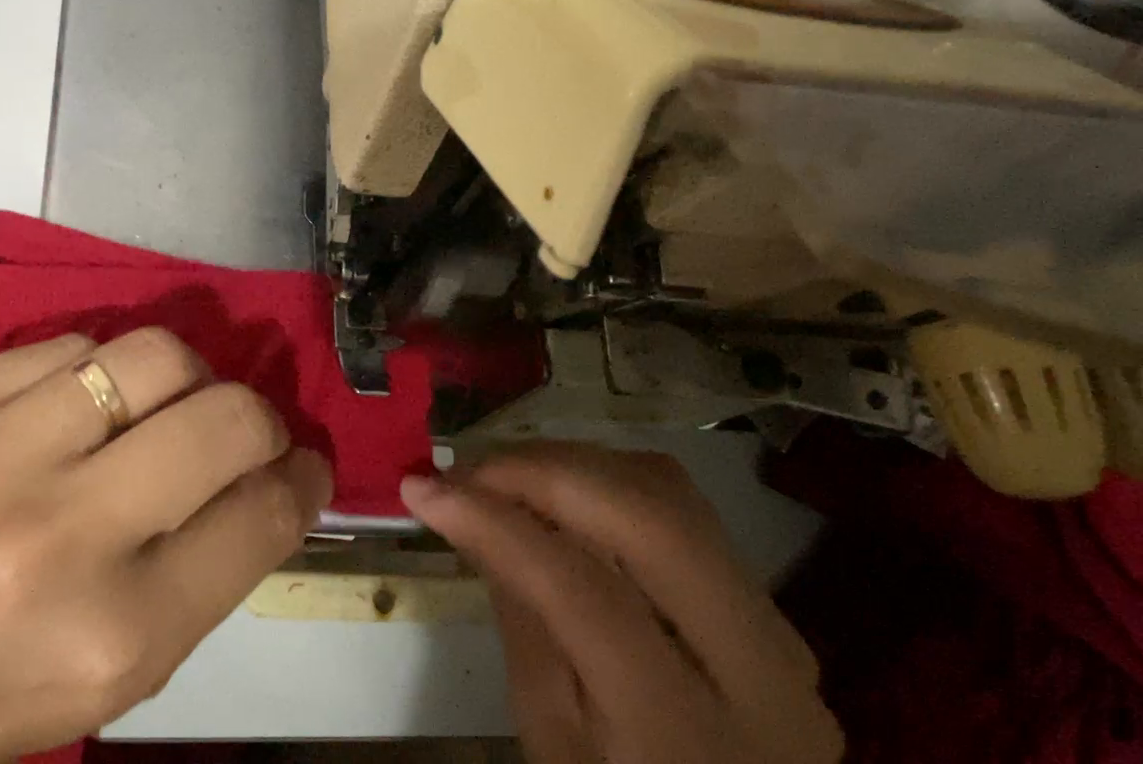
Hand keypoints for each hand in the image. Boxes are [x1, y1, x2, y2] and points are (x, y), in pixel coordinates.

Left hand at [0, 329, 331, 763]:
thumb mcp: (110, 683)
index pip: (261, 516)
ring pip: (152, 353)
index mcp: (115, 633)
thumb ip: (200, 579)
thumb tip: (267, 479)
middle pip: (225, 417)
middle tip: (239, 434)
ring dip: (183, 379)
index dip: (302, 480)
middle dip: (259, 420)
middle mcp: (57, 534)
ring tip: (158, 410)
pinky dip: (97, 371)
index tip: (302, 466)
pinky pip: (66, 344)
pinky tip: (77, 407)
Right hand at [400, 442, 841, 763]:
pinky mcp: (768, 603)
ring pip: (673, 494)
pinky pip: (684, 511)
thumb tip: (471, 516)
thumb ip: (522, 624)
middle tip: (467, 469)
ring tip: (504, 475)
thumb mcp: (552, 740)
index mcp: (684, 730)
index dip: (496, 525)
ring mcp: (778, 626)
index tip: (423, 488)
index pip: (583, 592)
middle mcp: (758, 666)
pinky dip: (609, 484)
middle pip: (650, 515)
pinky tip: (556, 493)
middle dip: (544, 470)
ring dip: (576, 465)